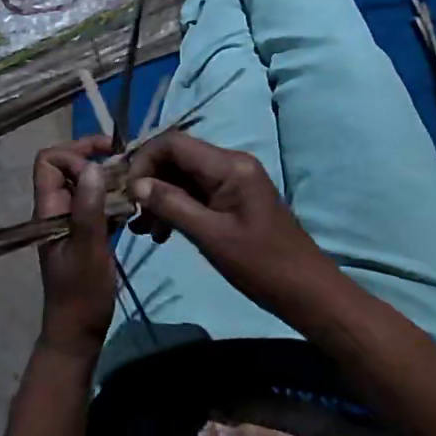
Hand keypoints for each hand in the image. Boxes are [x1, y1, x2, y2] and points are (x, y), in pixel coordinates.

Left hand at [31, 136, 116, 355]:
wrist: (79, 332)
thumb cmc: (81, 293)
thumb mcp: (88, 249)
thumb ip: (88, 208)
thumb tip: (92, 166)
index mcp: (48, 209)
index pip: (48, 161)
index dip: (74, 155)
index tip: (104, 164)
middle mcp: (56, 209)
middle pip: (67, 167)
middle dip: (94, 159)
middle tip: (127, 164)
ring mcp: (71, 222)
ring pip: (85, 185)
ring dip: (107, 180)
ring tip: (134, 183)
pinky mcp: (86, 234)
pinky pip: (97, 205)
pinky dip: (113, 200)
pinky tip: (133, 208)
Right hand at [125, 131, 318, 294]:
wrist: (307, 293)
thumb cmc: (261, 265)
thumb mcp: (210, 235)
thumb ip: (171, 204)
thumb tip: (136, 184)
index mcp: (230, 166)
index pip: (173, 143)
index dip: (144, 160)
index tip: (128, 192)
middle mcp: (231, 164)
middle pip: (176, 158)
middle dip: (149, 182)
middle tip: (132, 215)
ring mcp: (233, 181)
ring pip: (182, 177)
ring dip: (159, 199)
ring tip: (144, 231)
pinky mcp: (232, 199)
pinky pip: (194, 193)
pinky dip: (175, 208)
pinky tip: (162, 234)